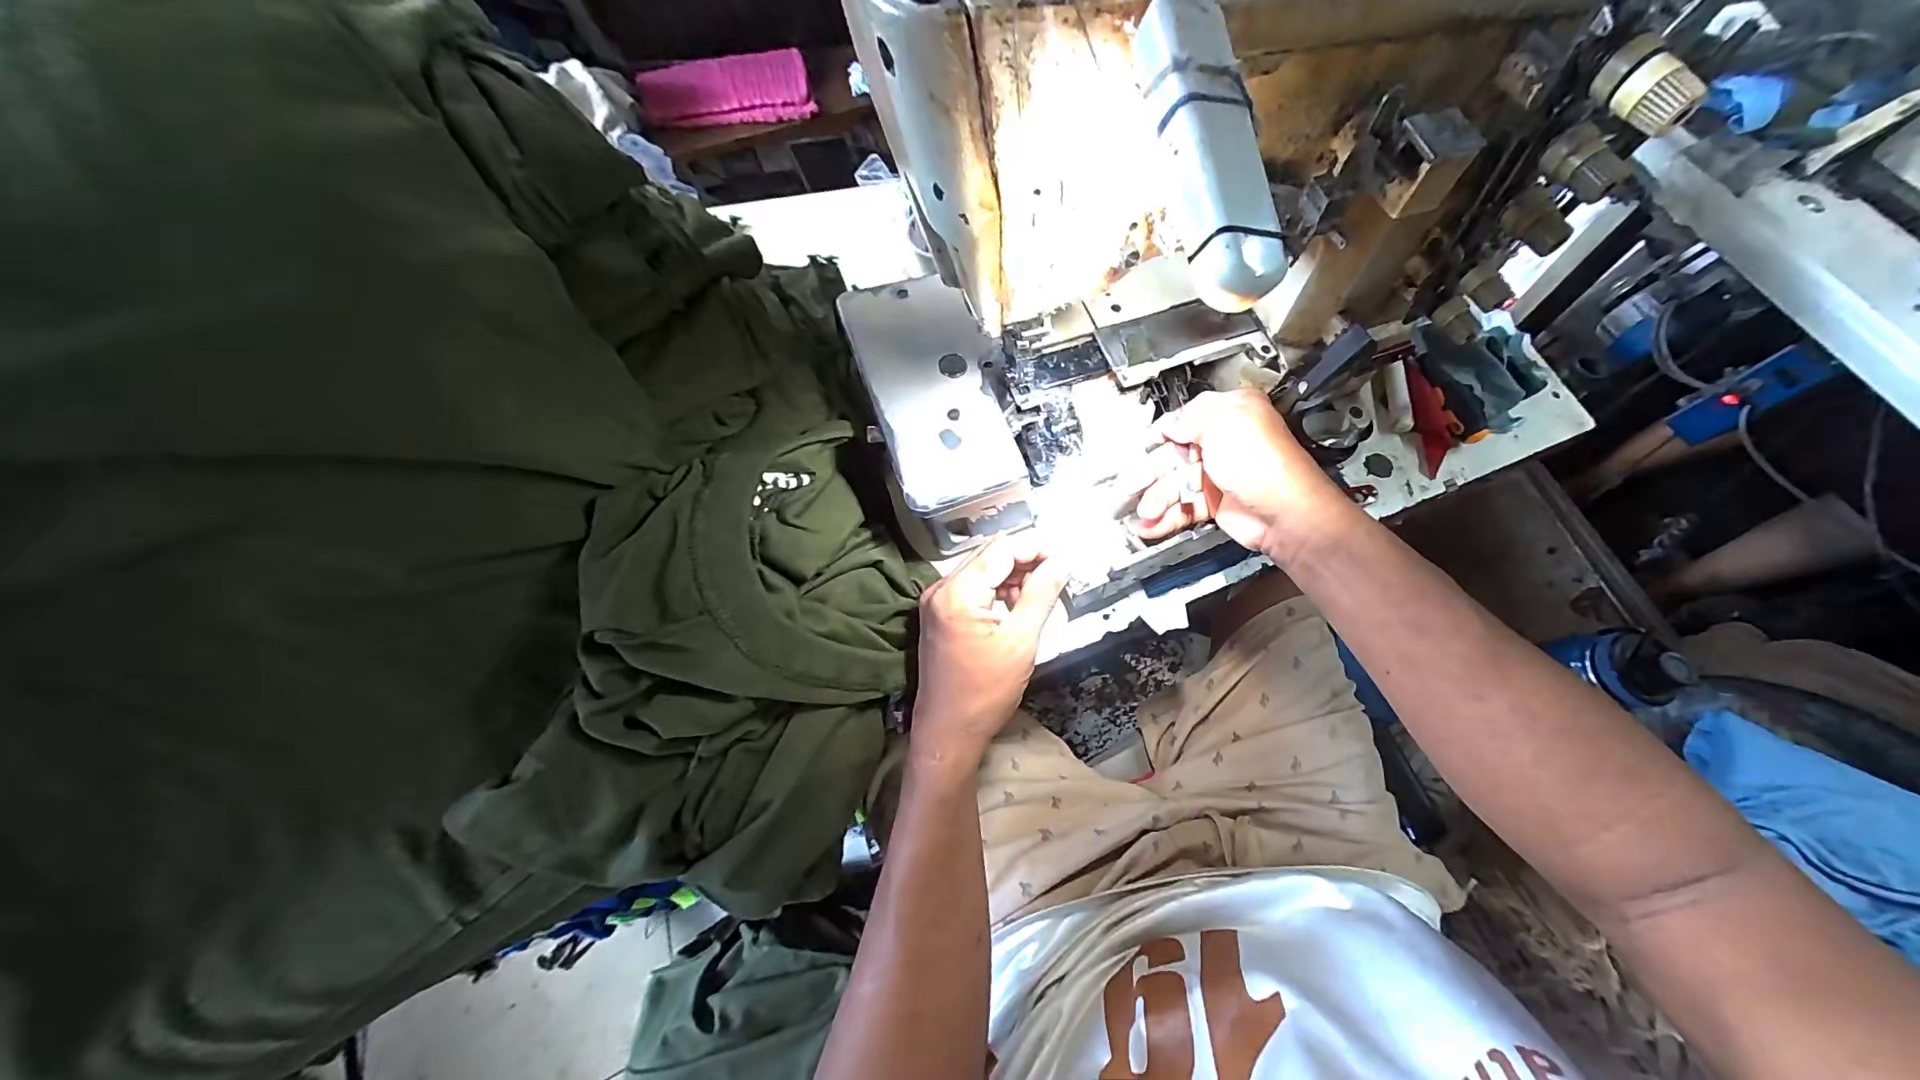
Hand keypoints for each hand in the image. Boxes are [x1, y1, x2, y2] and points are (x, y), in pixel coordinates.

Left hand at [912, 532, 1067, 763]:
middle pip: (989, 556)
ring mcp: (936, 602)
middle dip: (1024, 562)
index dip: (1035, 548)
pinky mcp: (939, 615)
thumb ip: (1040, 594)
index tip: (1063, 559)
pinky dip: (996, 592)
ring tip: (1037, 597)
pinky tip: (1015, 607)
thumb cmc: (984, 693)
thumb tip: (1061, 563)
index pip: (1001, 550)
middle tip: (1055, 577)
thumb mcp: (1021, 641)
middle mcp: (940, 589)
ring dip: (1011, 577)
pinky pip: (972, 589)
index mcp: (957, 592)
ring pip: (982, 571)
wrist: (948, 730)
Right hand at [1134, 388, 1362, 563]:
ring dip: (1156, 499)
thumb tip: (1170, 424)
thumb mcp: (1222, 422)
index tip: (1145, 443)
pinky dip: (1166, 517)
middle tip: (1129, 484)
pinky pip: (1183, 507)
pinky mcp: (1217, 502)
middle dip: (1150, 472)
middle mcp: (1225, 442)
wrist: (1285, 513)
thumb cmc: (1267, 464)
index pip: (1186, 418)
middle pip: (1174, 455)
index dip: (1164, 432)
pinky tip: (1151, 524)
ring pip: (1176, 484)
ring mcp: (1220, 474)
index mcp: (1232, 414)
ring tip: (1145, 511)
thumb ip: (1189, 418)